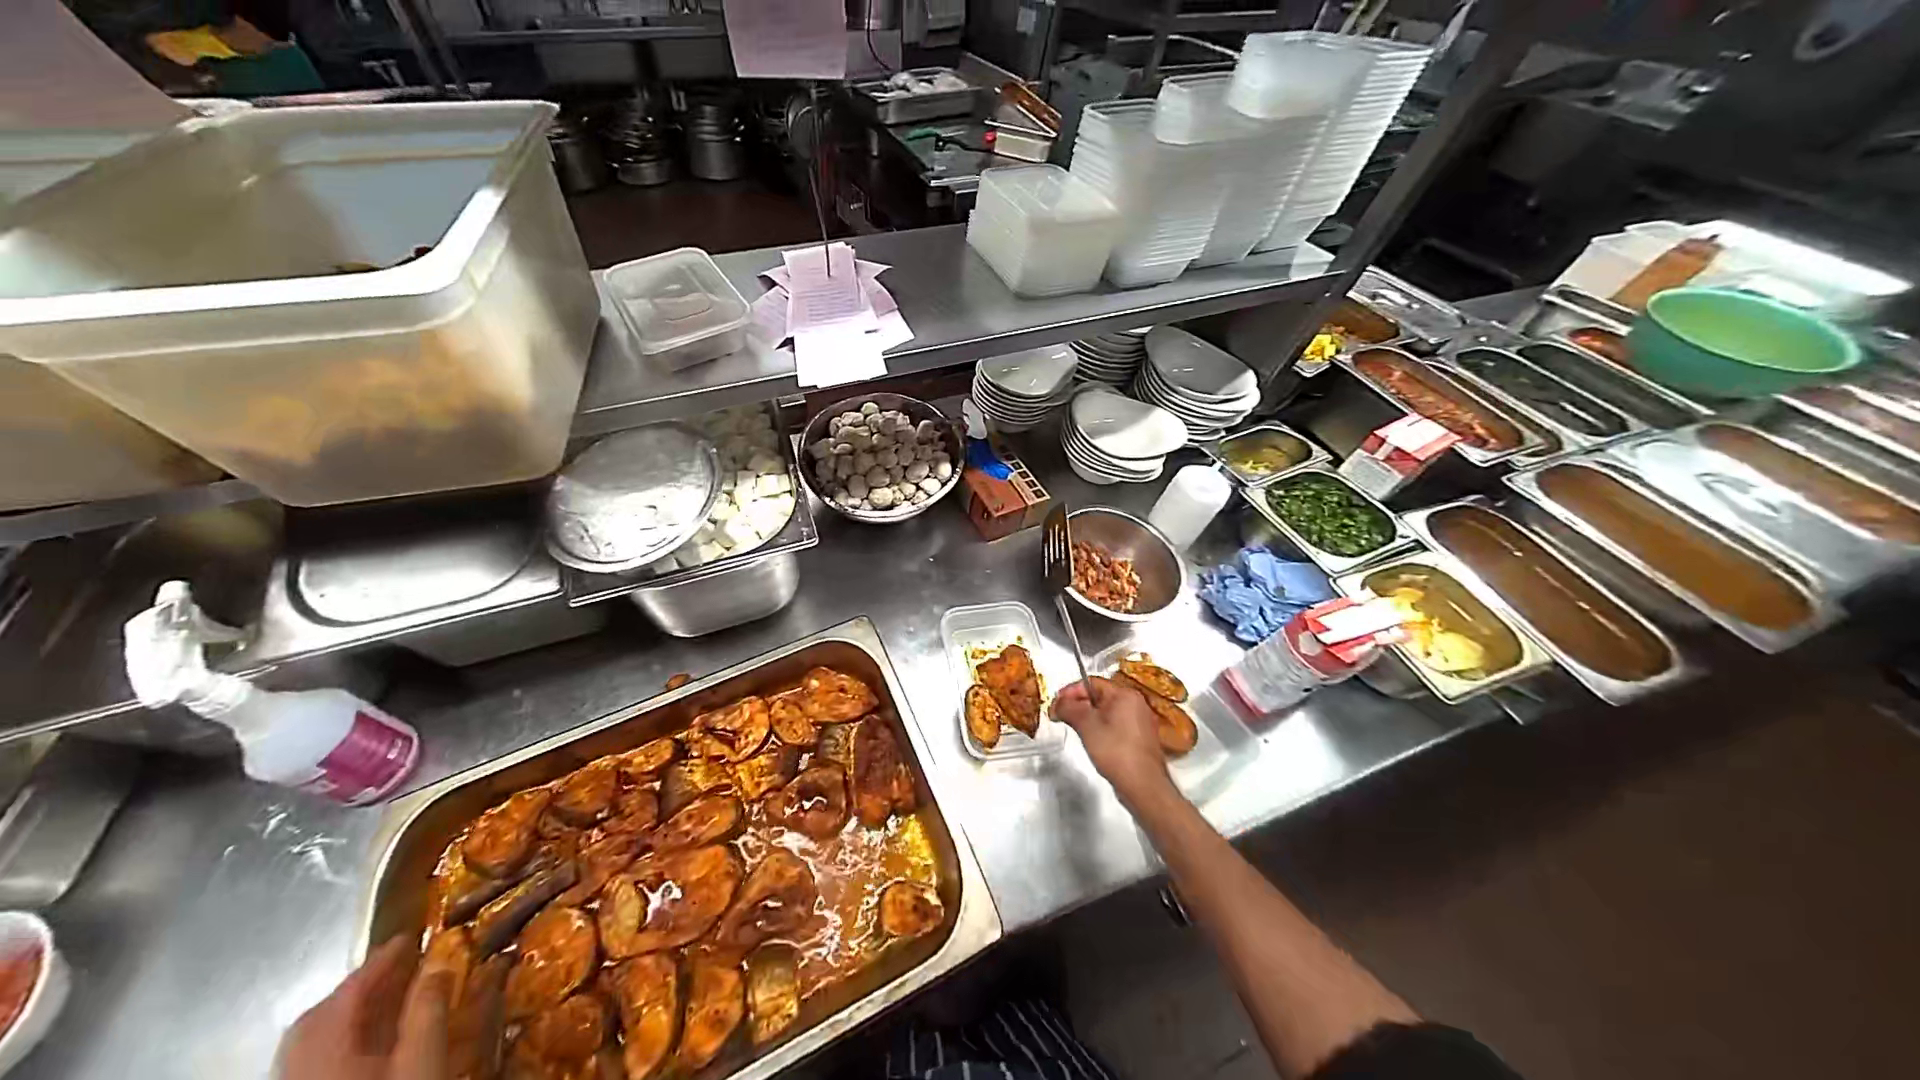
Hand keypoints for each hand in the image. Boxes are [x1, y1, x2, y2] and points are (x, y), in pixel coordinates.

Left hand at [279, 937, 450, 1079]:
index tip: (411, 936)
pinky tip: (365, 1043)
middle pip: (316, 1017)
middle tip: (396, 966)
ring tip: (384, 998)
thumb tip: (439, 961)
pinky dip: (337, 1038)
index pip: (351, 992)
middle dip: (356, 987)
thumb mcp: (422, 1060)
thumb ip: (427, 1009)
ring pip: (307, 1042)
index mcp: (326, 1049)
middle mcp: (296, 1069)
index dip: (382, 960)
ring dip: (345, 1012)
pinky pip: (309, 1061)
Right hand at [1052, 676, 1173, 805]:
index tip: (1056, 703)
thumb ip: (1068, 708)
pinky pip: (1116, 725)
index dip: (1070, 691)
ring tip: (1076, 729)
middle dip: (1078, 705)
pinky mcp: (1140, 738)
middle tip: (1062, 715)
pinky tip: (1094, 742)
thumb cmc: (1116, 751)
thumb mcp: (1085, 725)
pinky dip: (1102, 729)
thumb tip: (1057, 703)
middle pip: (1099, 696)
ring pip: (1107, 712)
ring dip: (1089, 718)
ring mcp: (1140, 721)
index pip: (1091, 683)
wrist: (1142, 784)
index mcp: (1125, 694)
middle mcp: (1136, 703)